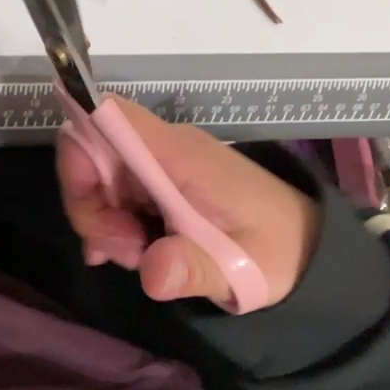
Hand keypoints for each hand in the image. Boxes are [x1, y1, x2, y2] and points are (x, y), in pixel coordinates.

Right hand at [58, 98, 320, 306]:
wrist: (309, 247)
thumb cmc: (278, 250)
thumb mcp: (240, 269)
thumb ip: (194, 269)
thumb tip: (151, 273)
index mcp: (178, 154)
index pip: (108, 116)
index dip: (80, 151)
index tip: (92, 204)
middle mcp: (162, 149)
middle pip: (91, 153)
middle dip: (90, 206)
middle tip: (124, 252)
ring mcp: (158, 165)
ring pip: (98, 177)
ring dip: (102, 221)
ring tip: (138, 257)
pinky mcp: (159, 183)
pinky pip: (114, 191)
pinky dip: (110, 222)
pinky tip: (131, 253)